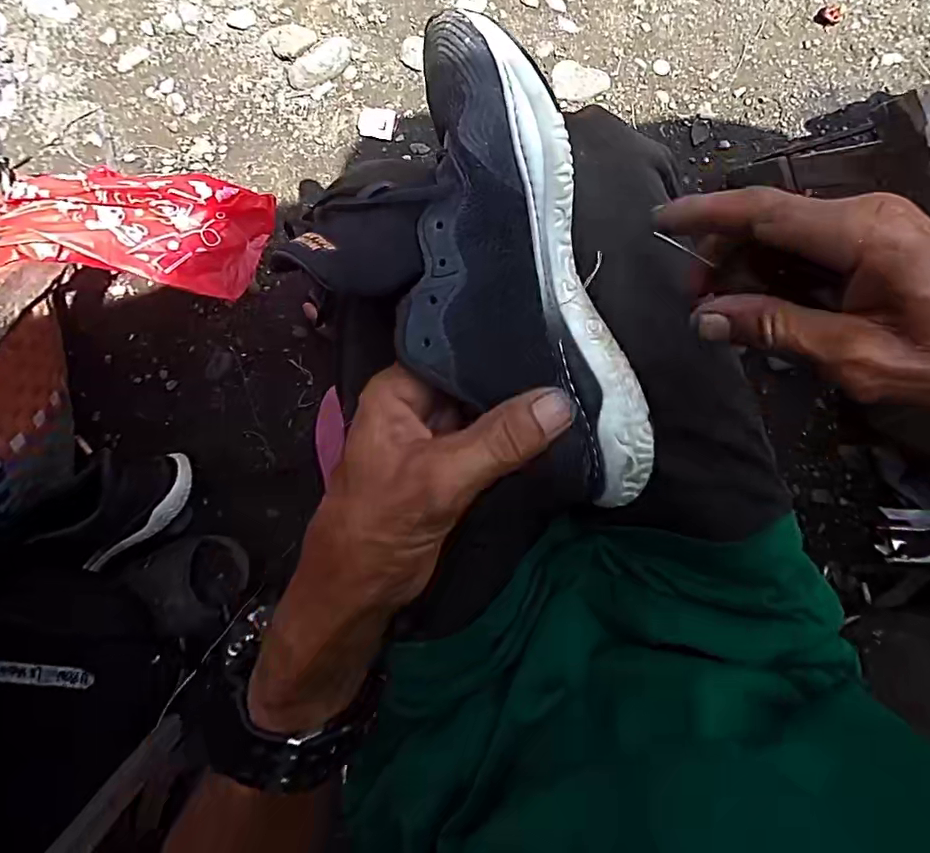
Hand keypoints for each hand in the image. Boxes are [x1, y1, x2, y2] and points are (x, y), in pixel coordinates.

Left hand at [248, 365, 572, 731]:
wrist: (360, 594)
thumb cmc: (381, 526)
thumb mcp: (443, 477)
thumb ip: (501, 439)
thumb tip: (559, 402)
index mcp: (397, 391)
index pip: (451, 350)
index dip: (495, 344)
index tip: (547, 336)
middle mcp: (414, 405)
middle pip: (471, 380)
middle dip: (513, 377)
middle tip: (568, 364)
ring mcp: (435, 435)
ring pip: (483, 410)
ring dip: (518, 408)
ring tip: (569, 387)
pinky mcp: (452, 464)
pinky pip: (489, 439)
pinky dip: (515, 438)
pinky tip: (551, 426)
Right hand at [656, 189, 929, 441]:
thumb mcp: (860, 357)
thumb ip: (779, 329)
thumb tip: (708, 318)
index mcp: (862, 231)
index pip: (761, 210)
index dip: (703, 214)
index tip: (658, 221)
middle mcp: (865, 213)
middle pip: (767, 220)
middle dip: (721, 256)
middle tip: (699, 307)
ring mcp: (876, 224)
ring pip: (785, 233)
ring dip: (748, 269)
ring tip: (730, 316)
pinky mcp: (881, 242)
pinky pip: (809, 247)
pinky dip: (778, 273)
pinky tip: (768, 309)